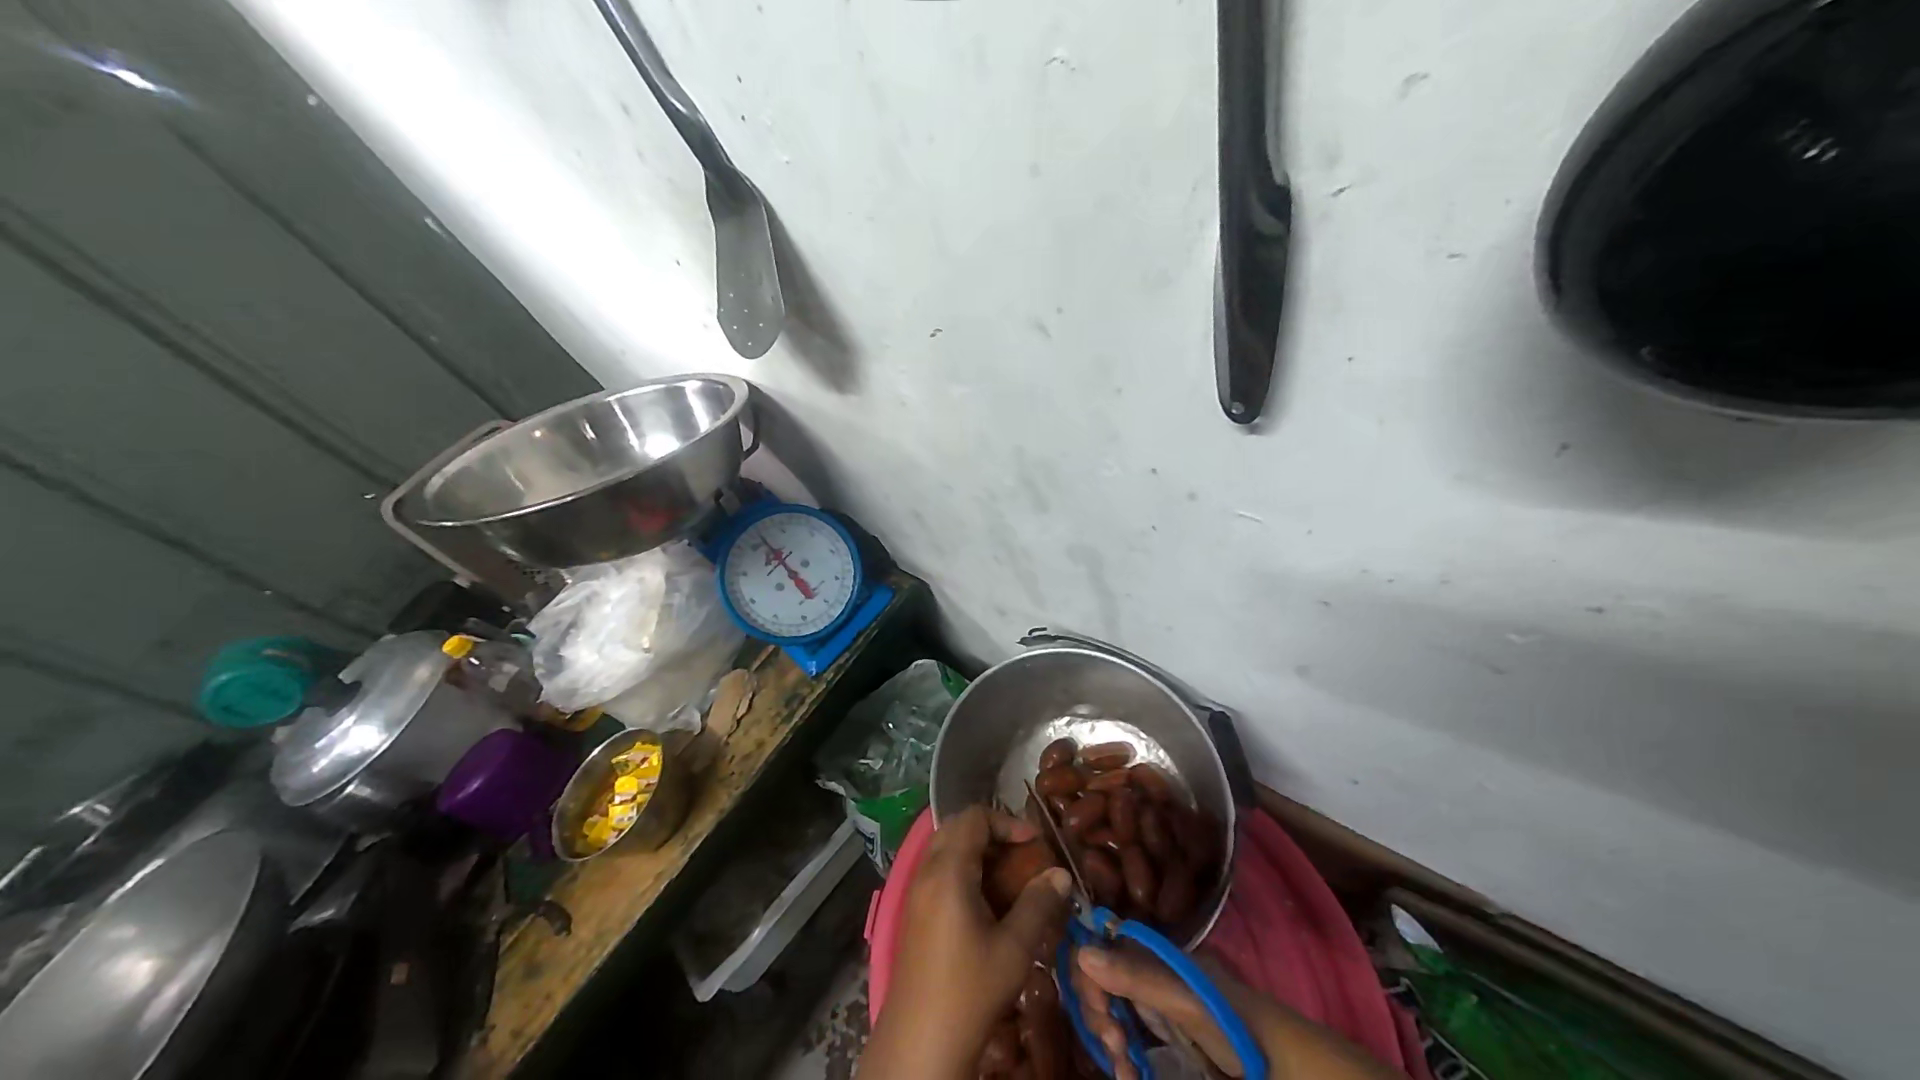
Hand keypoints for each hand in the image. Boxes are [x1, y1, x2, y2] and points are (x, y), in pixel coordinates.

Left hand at [859, 805, 1071, 1078]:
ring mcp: (915, 892)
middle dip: (993, 834)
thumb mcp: (1014, 947)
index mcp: (948, 871)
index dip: (1007, 822)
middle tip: (1023, 857)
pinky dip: (964, 872)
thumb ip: (1039, 903)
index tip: (1035, 845)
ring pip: (946, 850)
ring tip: (1010, 881)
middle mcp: (926, 872)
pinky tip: (987, 905)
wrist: (920, 1040)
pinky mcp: (913, 913)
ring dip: (978, 853)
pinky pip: (939, 872)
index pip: (974, 817)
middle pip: (957, 828)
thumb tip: (1061, 874)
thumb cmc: (970, 989)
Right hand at [1073, 945, 1400, 1079]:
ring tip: (1124, 1070)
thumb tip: (1082, 954)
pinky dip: (1127, 1058)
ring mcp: (1170, 1012)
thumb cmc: (1251, 1034)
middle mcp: (1161, 977)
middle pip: (1107, 984)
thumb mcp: (1195, 1005)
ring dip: (1111, 1041)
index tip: (1100, 1021)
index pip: (1106, 951)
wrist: (1306, 1074)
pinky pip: (1137, 1042)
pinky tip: (1130, 1073)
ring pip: (1118, 1015)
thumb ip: (1141, 979)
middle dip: (1100, 1016)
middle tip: (1117, 1054)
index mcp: (1164, 958)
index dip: (1090, 979)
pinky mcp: (1178, 1043)